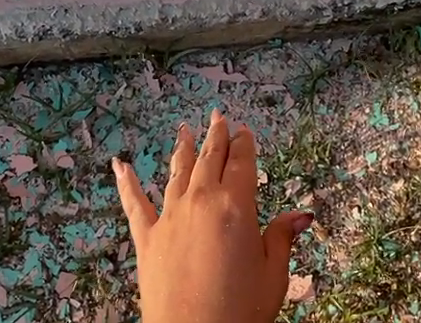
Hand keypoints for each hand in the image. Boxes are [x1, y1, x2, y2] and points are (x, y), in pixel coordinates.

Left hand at [113, 110, 311, 322]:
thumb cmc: (238, 312)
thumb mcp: (272, 275)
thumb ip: (281, 238)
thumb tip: (301, 215)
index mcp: (236, 204)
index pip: (242, 162)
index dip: (244, 144)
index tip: (244, 131)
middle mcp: (201, 201)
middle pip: (210, 158)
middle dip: (216, 136)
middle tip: (219, 118)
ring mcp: (171, 217)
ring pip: (178, 171)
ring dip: (183, 148)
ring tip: (185, 129)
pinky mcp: (148, 239)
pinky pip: (135, 204)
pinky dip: (126, 183)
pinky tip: (119, 166)